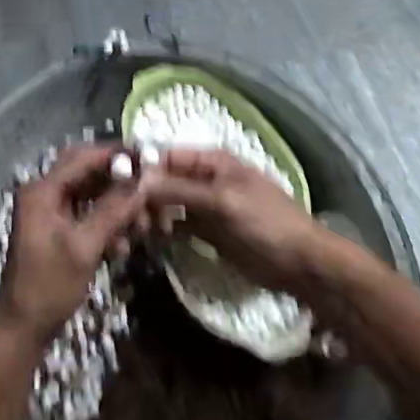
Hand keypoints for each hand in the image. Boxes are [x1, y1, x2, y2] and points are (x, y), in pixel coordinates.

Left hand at [0, 144, 147, 342]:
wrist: (23, 328)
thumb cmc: (49, 285)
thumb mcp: (84, 246)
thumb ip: (113, 210)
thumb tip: (143, 182)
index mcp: (42, 190)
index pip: (83, 157)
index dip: (116, 154)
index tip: (148, 156)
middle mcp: (44, 193)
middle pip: (87, 172)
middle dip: (119, 178)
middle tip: (149, 184)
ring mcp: (50, 212)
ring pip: (90, 194)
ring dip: (117, 204)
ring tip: (145, 221)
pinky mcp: (58, 230)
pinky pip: (88, 214)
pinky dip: (108, 222)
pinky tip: (125, 244)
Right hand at [143, 148, 329, 290]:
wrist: (300, 264)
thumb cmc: (265, 222)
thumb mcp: (222, 202)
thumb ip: (180, 190)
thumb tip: (140, 181)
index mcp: (213, 161)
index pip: (168, 155)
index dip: (144, 166)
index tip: (119, 183)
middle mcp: (206, 178)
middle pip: (165, 179)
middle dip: (146, 193)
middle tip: (128, 215)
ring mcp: (206, 205)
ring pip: (169, 202)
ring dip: (152, 212)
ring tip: (137, 229)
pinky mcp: (207, 231)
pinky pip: (178, 224)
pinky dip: (164, 229)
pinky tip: (149, 238)